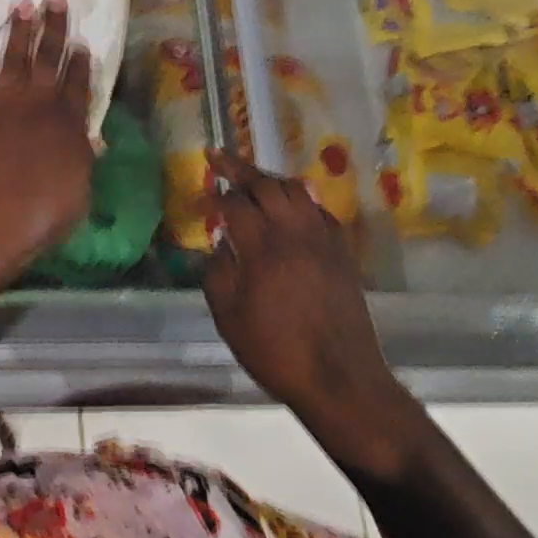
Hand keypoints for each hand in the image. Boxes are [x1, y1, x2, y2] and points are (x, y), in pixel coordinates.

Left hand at [0, 0, 94, 259]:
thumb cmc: (45, 213)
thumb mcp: (80, 190)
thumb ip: (83, 159)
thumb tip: (93, 141)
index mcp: (69, 122)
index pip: (78, 83)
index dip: (80, 60)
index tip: (80, 39)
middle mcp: (38, 103)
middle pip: (48, 58)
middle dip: (54, 26)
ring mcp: (3, 104)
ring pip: (14, 58)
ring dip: (18, 31)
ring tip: (22, 3)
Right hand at [202, 151, 418, 469]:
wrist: (340, 379)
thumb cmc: (275, 350)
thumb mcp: (228, 315)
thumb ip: (217, 272)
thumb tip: (219, 245)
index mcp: (263, 247)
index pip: (233, 203)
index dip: (211, 195)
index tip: (195, 198)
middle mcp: (295, 233)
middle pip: (266, 184)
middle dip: (238, 167)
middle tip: (217, 158)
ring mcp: (324, 240)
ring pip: (296, 190)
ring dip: (270, 179)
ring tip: (251, 178)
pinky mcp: (342, 253)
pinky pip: (319, 210)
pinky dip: (298, 200)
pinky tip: (288, 209)